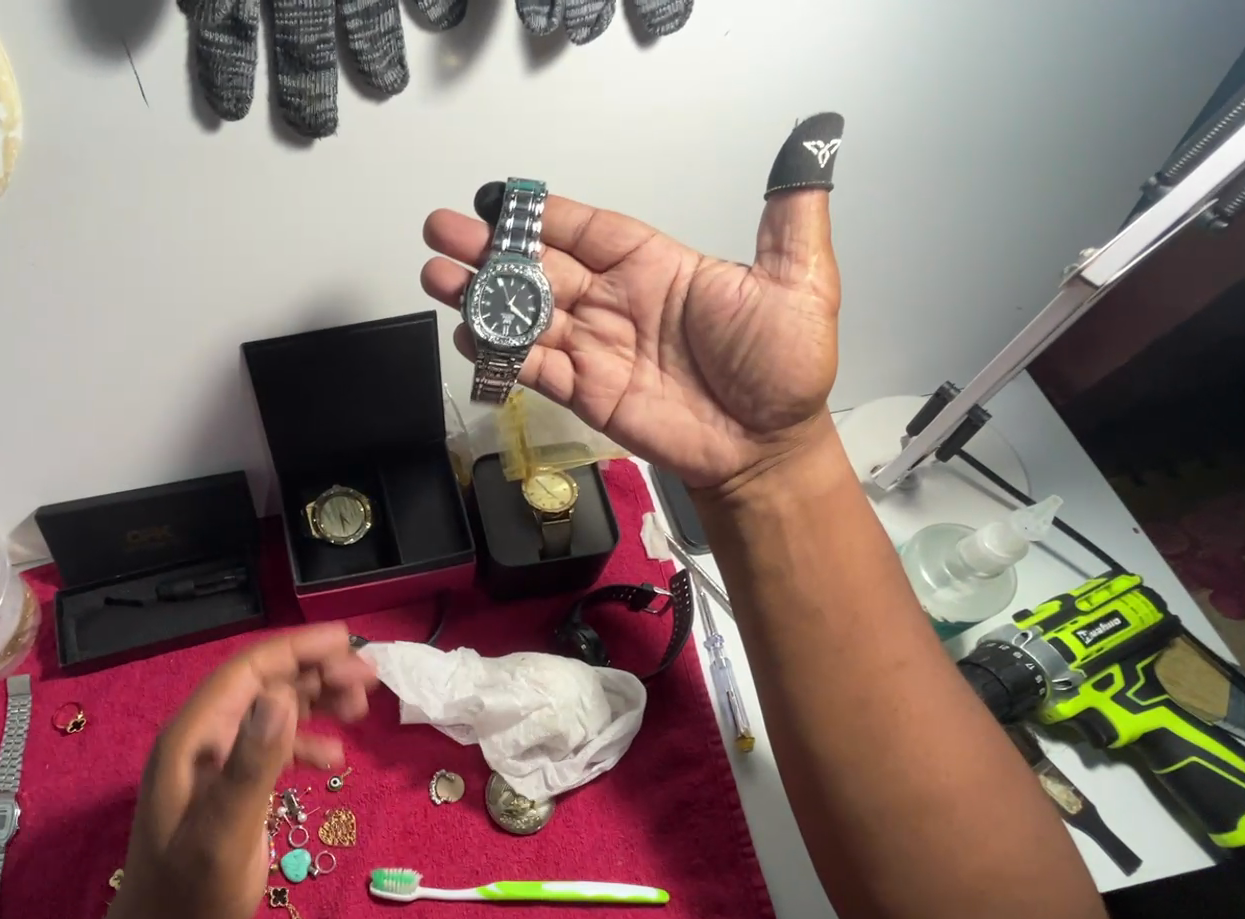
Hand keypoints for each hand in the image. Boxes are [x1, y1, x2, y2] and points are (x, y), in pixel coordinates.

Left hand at [113, 625, 375, 918]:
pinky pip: (275, 744)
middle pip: (267, 684)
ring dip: (318, 703)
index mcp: (195, 735)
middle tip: (369, 675)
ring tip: (362, 707)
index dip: (296, 649)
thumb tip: (282, 698)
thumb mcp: (223, 831)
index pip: (249, 671)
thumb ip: (251, 765)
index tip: (345, 639)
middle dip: (317, 673)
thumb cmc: (191, 892)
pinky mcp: (233, 782)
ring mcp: (219, 759)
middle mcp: (206, 736)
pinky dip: (307, 743)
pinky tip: (334, 759)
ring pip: (275, 710)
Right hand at [421, 180, 840, 493]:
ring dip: (481, 296)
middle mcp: (616, 304)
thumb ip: (789, 219)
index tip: (502, 198)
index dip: (545, 216)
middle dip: (491, 250)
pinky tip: (470, 333)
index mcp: (657, 267)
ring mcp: (596, 349)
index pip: (589, 231)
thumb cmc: (784, 369)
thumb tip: (807, 145)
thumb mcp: (800, 282)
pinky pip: (533, 368)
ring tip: (438, 277)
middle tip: (443, 231)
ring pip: (527, 316)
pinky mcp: (585, 393)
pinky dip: (500, 352)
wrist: (765, 447)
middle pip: (541, 269)